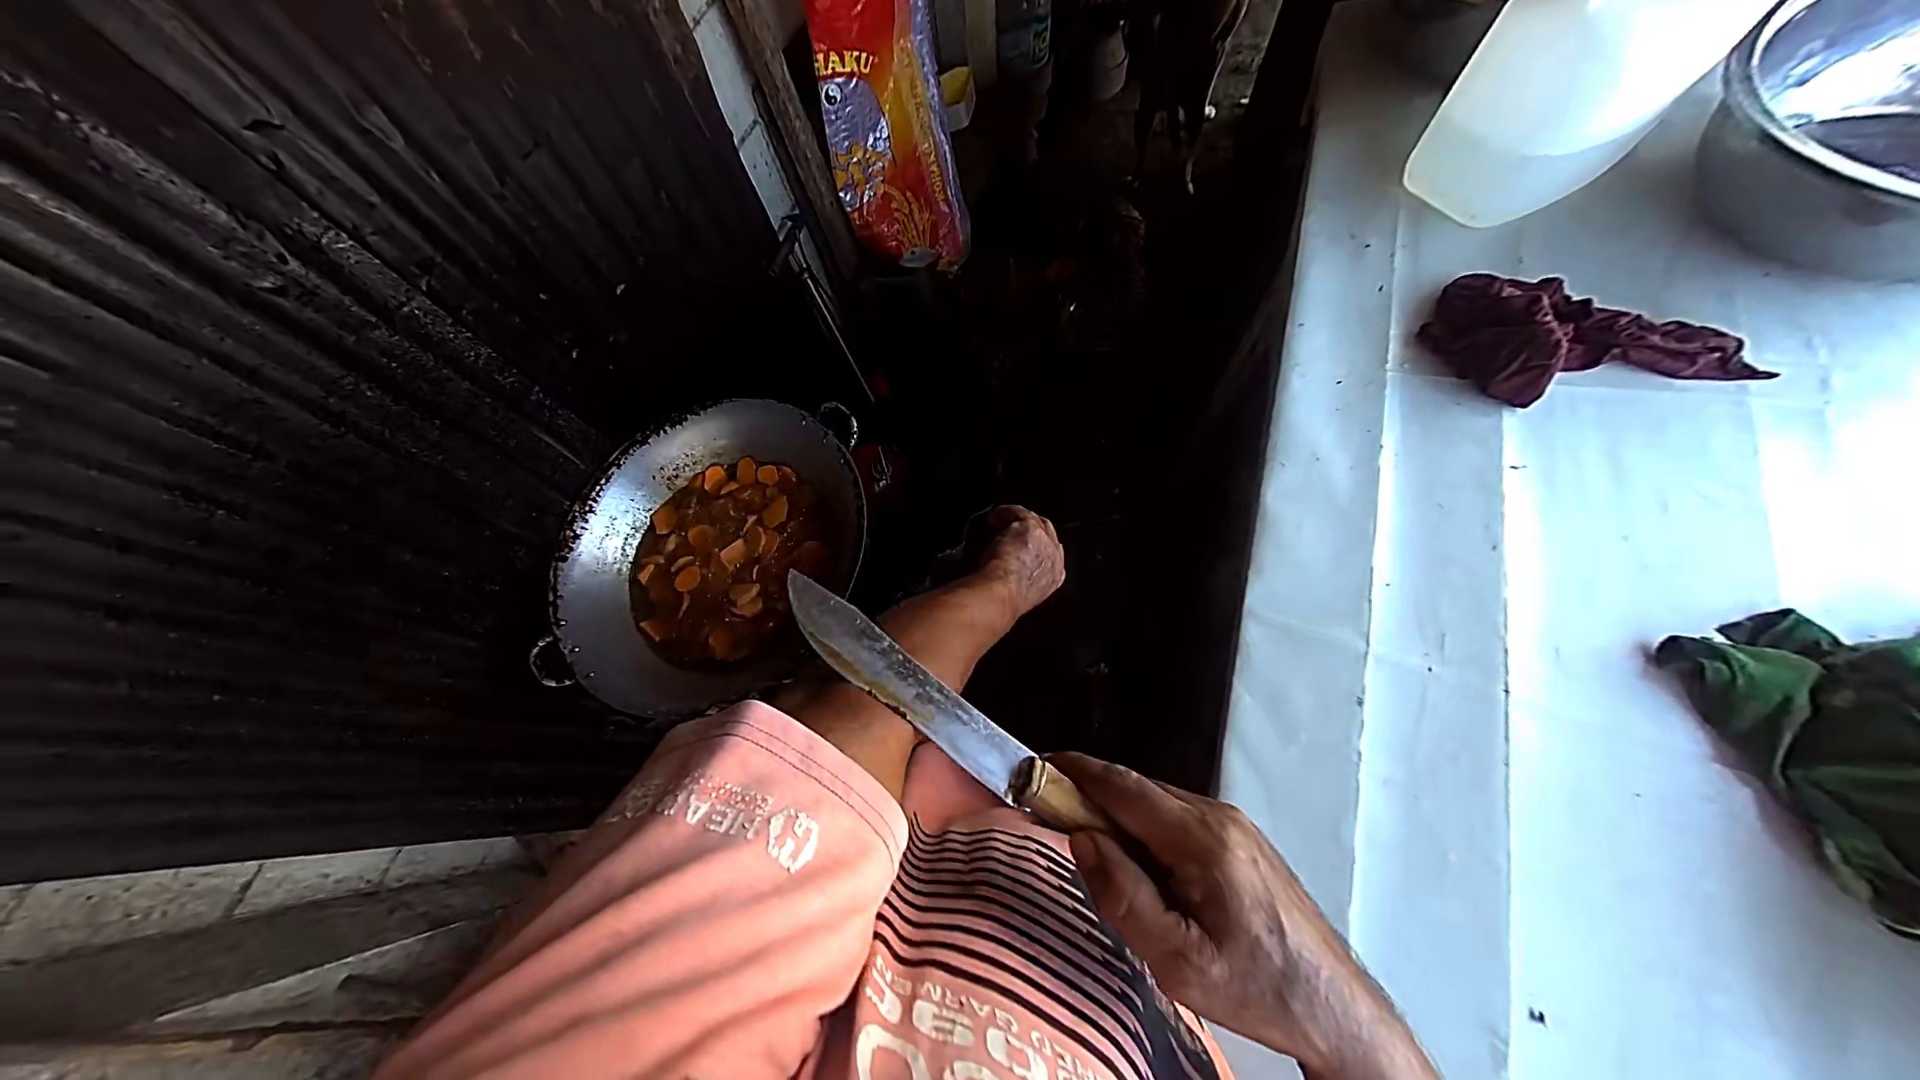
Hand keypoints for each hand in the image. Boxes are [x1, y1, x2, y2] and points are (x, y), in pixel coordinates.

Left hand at [974, 506, 1065, 622]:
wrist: (1003, 594)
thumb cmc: (1004, 600)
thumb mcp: (1022, 594)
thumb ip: (1023, 581)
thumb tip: (1009, 572)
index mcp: (1056, 576)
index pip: (1054, 554)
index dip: (1039, 545)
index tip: (1024, 544)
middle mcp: (1056, 557)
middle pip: (1048, 532)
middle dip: (1031, 528)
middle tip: (1010, 526)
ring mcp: (1045, 540)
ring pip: (1034, 521)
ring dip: (1016, 520)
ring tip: (997, 522)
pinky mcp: (1031, 528)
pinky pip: (1019, 512)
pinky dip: (1005, 513)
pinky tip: (992, 518)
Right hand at [1050, 754, 1437, 1079]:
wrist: (1337, 1008)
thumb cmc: (1258, 990)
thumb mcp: (1178, 962)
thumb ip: (1124, 896)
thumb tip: (1082, 838)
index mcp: (1203, 840)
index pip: (1124, 787)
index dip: (1077, 771)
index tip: (1038, 764)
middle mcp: (1218, 816)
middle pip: (1137, 789)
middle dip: (1090, 792)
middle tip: (1050, 812)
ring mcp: (1233, 824)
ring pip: (1157, 801)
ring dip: (1117, 812)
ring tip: (1093, 847)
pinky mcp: (1240, 837)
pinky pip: (1177, 817)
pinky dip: (1144, 826)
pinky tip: (1140, 864)